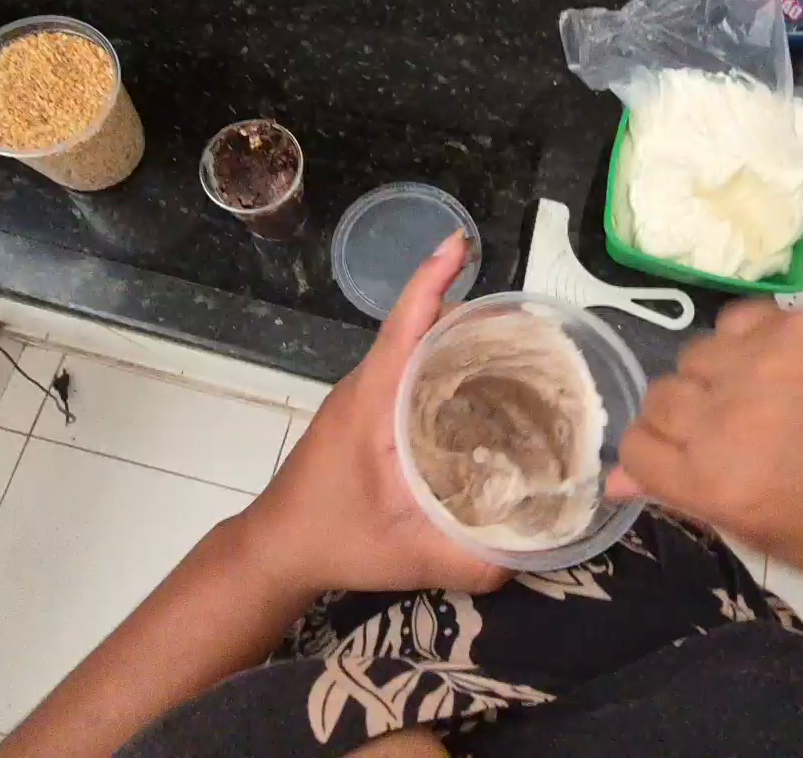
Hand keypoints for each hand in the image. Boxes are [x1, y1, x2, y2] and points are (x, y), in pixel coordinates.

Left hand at [234, 231, 510, 596]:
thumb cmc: (330, 538)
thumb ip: (466, 559)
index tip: (460, 243)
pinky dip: (444, 360)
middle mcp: (368, 384)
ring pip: (413, 346)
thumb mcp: (402, 554)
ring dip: (457, 334)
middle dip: (468, 308)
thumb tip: (528, 558)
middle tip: (528, 320)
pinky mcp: (368, 409)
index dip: (432, 279)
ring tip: (516, 346)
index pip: (405, 325)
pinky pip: (410, 368)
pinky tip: (478, 384)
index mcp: (373, 399)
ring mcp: (365, 394)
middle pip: (418, 326)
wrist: (274, 546)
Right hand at [606, 300, 802, 574]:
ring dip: (711, 379)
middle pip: (656, 399)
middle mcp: (726, 419)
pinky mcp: (790, 324)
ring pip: (690, 356)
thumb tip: (617, 478)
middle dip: (680, 420)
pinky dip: (743, 341)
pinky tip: (776, 363)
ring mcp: (758, 363)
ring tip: (757, 395)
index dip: (652, 456)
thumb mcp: (776, 540)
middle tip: (726, 432)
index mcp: (719, 483)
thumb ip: (693, 503)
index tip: (678, 459)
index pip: (634, 448)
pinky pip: (732, 321)